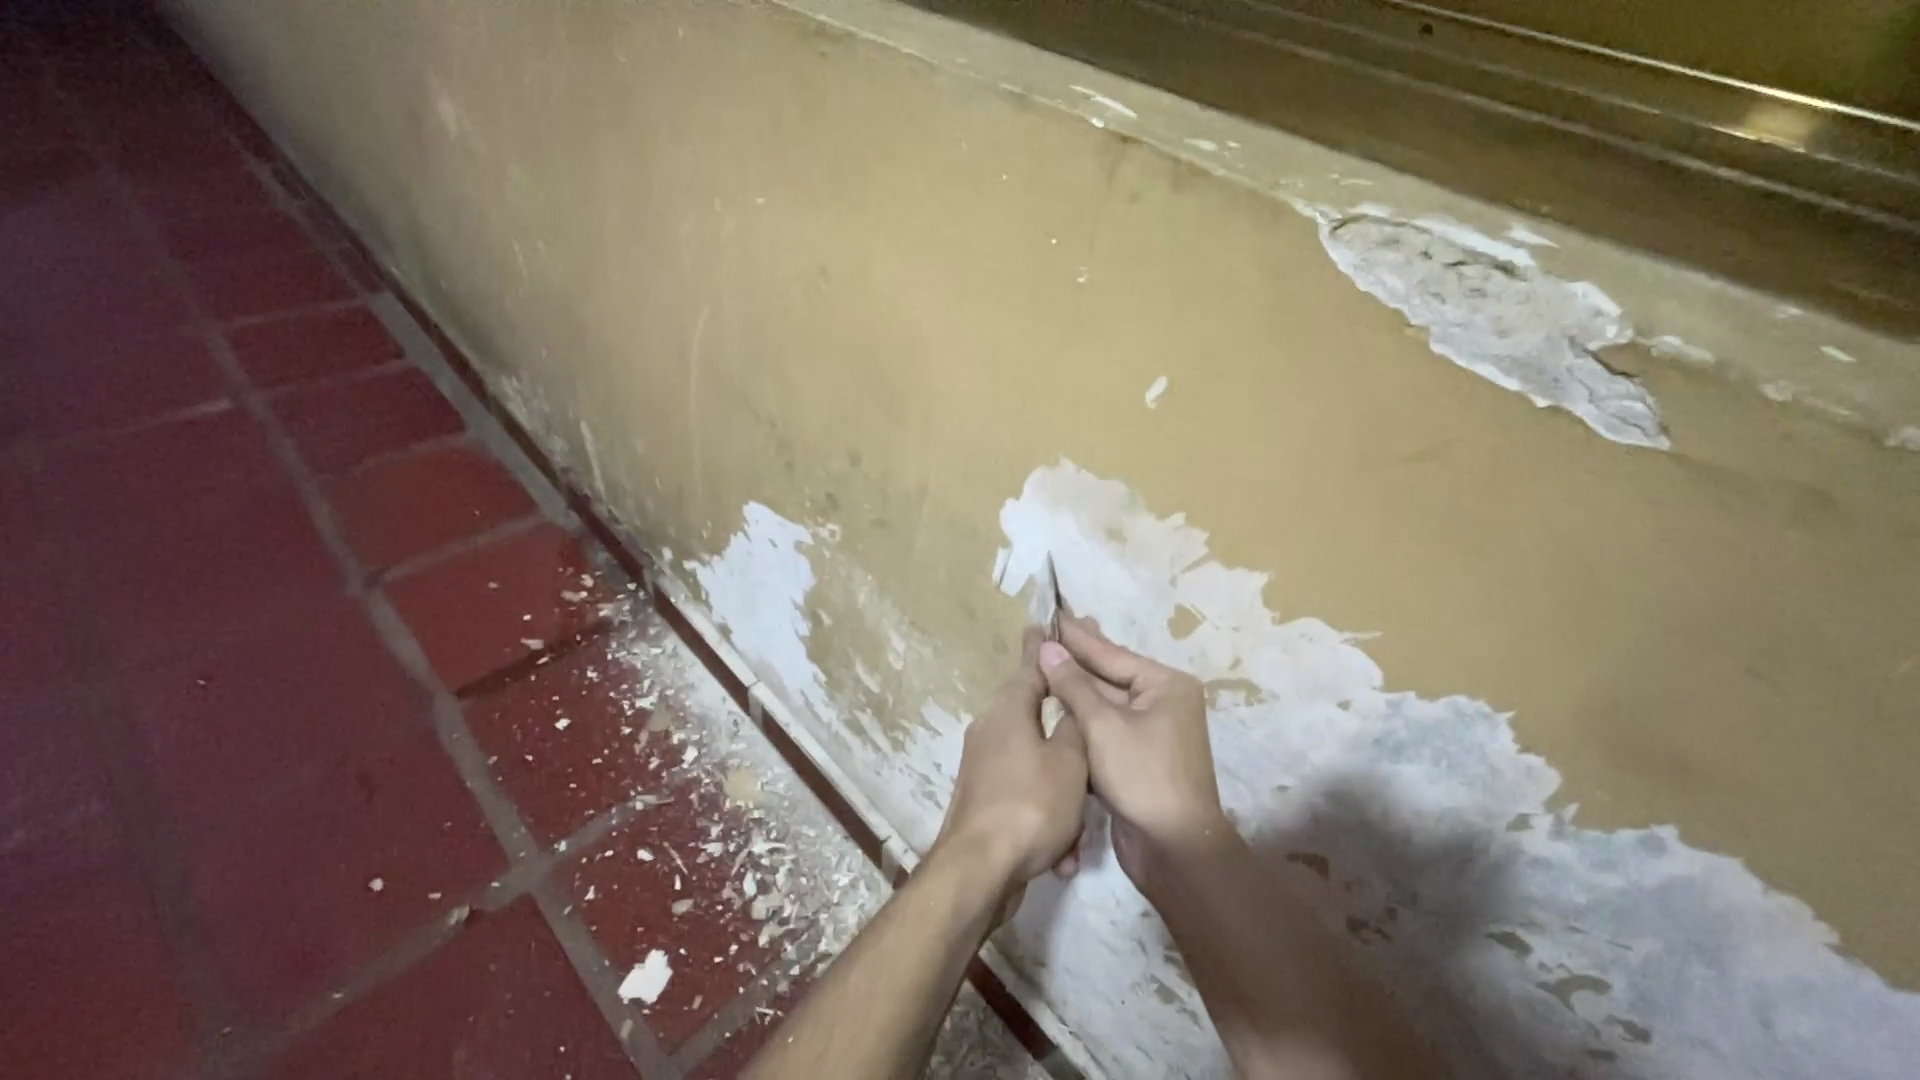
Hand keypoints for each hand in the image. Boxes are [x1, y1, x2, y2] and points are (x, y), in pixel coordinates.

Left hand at [932, 630, 1088, 913]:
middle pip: (1039, 721)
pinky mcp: (986, 804)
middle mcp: (991, 732)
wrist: (981, 872)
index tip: (1046, 623)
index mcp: (1008, 711)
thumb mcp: (1070, 761)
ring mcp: (985, 769)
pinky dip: (1048, 825)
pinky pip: (1028, 802)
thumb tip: (1068, 705)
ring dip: (1065, 801)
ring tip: (1076, 835)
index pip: (1031, 665)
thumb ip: (1074, 726)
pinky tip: (1061, 858)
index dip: (1044, 647)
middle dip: (1073, 749)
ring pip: (1040, 770)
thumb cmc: (1031, 805)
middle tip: (1097, 753)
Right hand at [1038, 617, 1229, 892]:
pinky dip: (1082, 717)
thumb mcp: (1103, 726)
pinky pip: (1105, 728)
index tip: (1052, 613)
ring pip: (1105, 703)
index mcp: (1165, 686)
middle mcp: (1162, 703)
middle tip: (1052, 624)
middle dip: (1078, 655)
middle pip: (1110, 674)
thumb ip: (1074, 685)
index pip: (1111, 653)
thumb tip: (1048, 648)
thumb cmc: (1143, 777)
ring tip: (1049, 658)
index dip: (1077, 636)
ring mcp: (1151, 732)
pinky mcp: (1137, 758)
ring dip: (1076, 686)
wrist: (1173, 847)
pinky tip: (1058, 704)